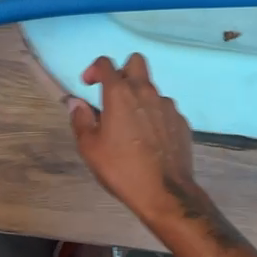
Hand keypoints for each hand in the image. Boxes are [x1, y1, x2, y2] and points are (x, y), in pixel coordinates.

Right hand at [64, 53, 199, 225]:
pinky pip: (165, 109)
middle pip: (136, 62)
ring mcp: (167, 105)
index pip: (105, 63)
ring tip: (133, 125)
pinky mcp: (181, 121)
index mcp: (120, 93)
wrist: (166, 195)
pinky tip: (151, 139)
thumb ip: (81, 120)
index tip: (88, 84)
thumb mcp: (90, 148)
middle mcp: (145, 91)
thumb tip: (76, 102)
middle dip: (123, 71)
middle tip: (114, 95)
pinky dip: (155, 116)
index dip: (94, 69)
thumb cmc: (122, 169)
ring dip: (140, 97)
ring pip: (151, 88)